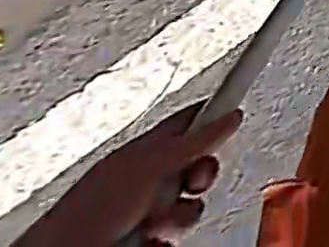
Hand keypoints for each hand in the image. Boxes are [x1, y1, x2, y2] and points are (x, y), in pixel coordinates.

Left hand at [16, 104, 241, 246]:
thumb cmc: (87, 213)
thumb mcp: (152, 164)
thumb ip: (197, 139)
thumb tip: (233, 113)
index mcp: (147, 150)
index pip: (194, 118)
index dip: (217, 111)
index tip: (241, 96)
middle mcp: (148, 177)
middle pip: (199, 165)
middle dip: (202, 176)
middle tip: (192, 184)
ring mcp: (144, 211)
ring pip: (190, 205)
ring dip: (181, 216)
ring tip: (156, 225)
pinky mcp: (144, 241)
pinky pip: (175, 237)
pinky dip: (166, 241)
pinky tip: (148, 242)